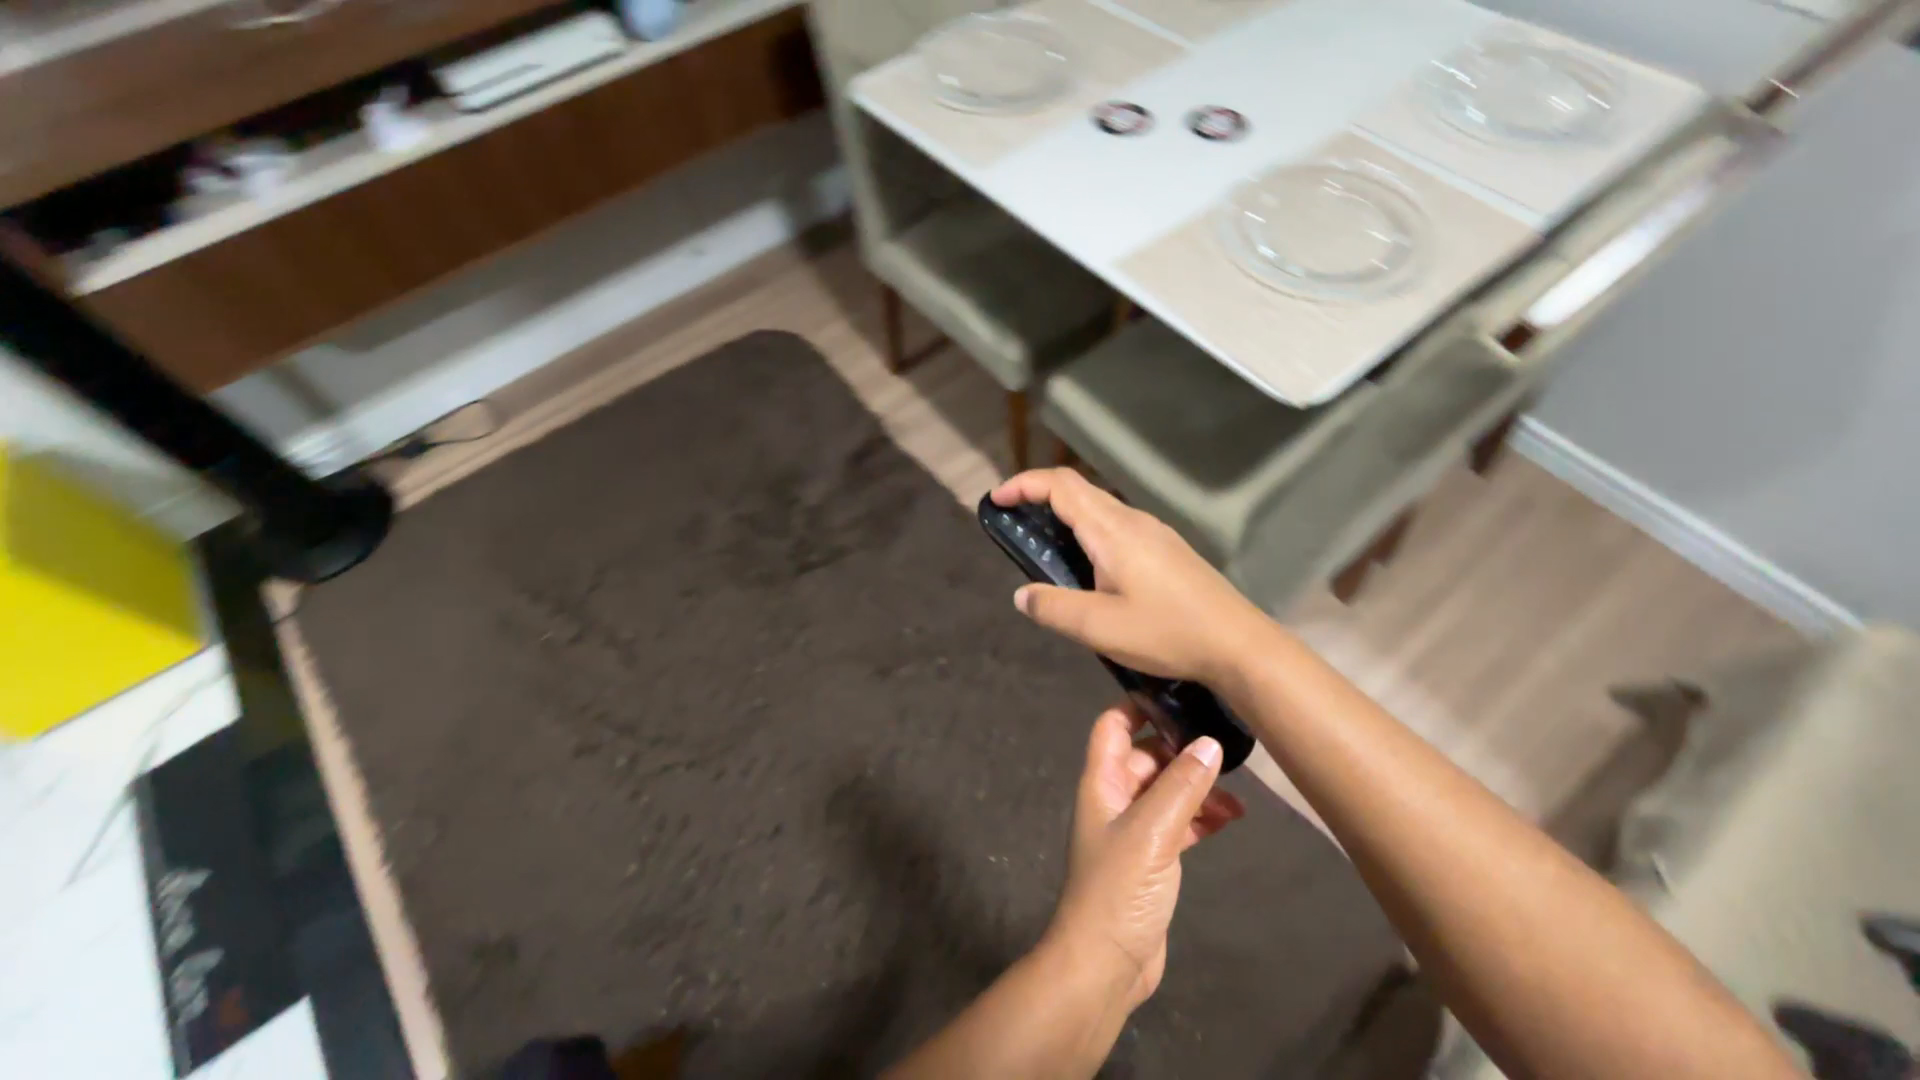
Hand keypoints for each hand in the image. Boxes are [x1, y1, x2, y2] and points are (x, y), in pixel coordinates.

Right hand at [990, 468, 1274, 686]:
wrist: (1236, 643)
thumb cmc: (1166, 631)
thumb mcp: (1098, 627)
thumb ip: (1053, 608)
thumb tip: (1022, 595)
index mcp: (1111, 530)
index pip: (1060, 486)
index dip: (1024, 484)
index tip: (997, 500)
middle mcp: (1132, 520)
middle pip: (1079, 491)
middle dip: (1040, 497)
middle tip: (1015, 524)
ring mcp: (1154, 533)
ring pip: (1100, 509)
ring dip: (1067, 517)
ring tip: (1046, 549)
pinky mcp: (1167, 550)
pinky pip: (1117, 527)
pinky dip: (1089, 533)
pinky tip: (1089, 569)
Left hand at [1045, 706, 1245, 1010]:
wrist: (1106, 964)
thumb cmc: (1119, 890)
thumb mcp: (1153, 831)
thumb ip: (1182, 785)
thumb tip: (1211, 741)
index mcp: (1102, 783)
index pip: (1113, 726)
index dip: (1139, 705)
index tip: (1182, 692)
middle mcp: (1115, 799)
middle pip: (1148, 756)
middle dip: (1183, 749)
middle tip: (1229, 741)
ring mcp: (1134, 830)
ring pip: (1168, 791)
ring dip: (1199, 786)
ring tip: (1238, 790)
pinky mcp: (1153, 859)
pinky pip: (1179, 823)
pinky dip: (1202, 816)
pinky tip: (1233, 816)